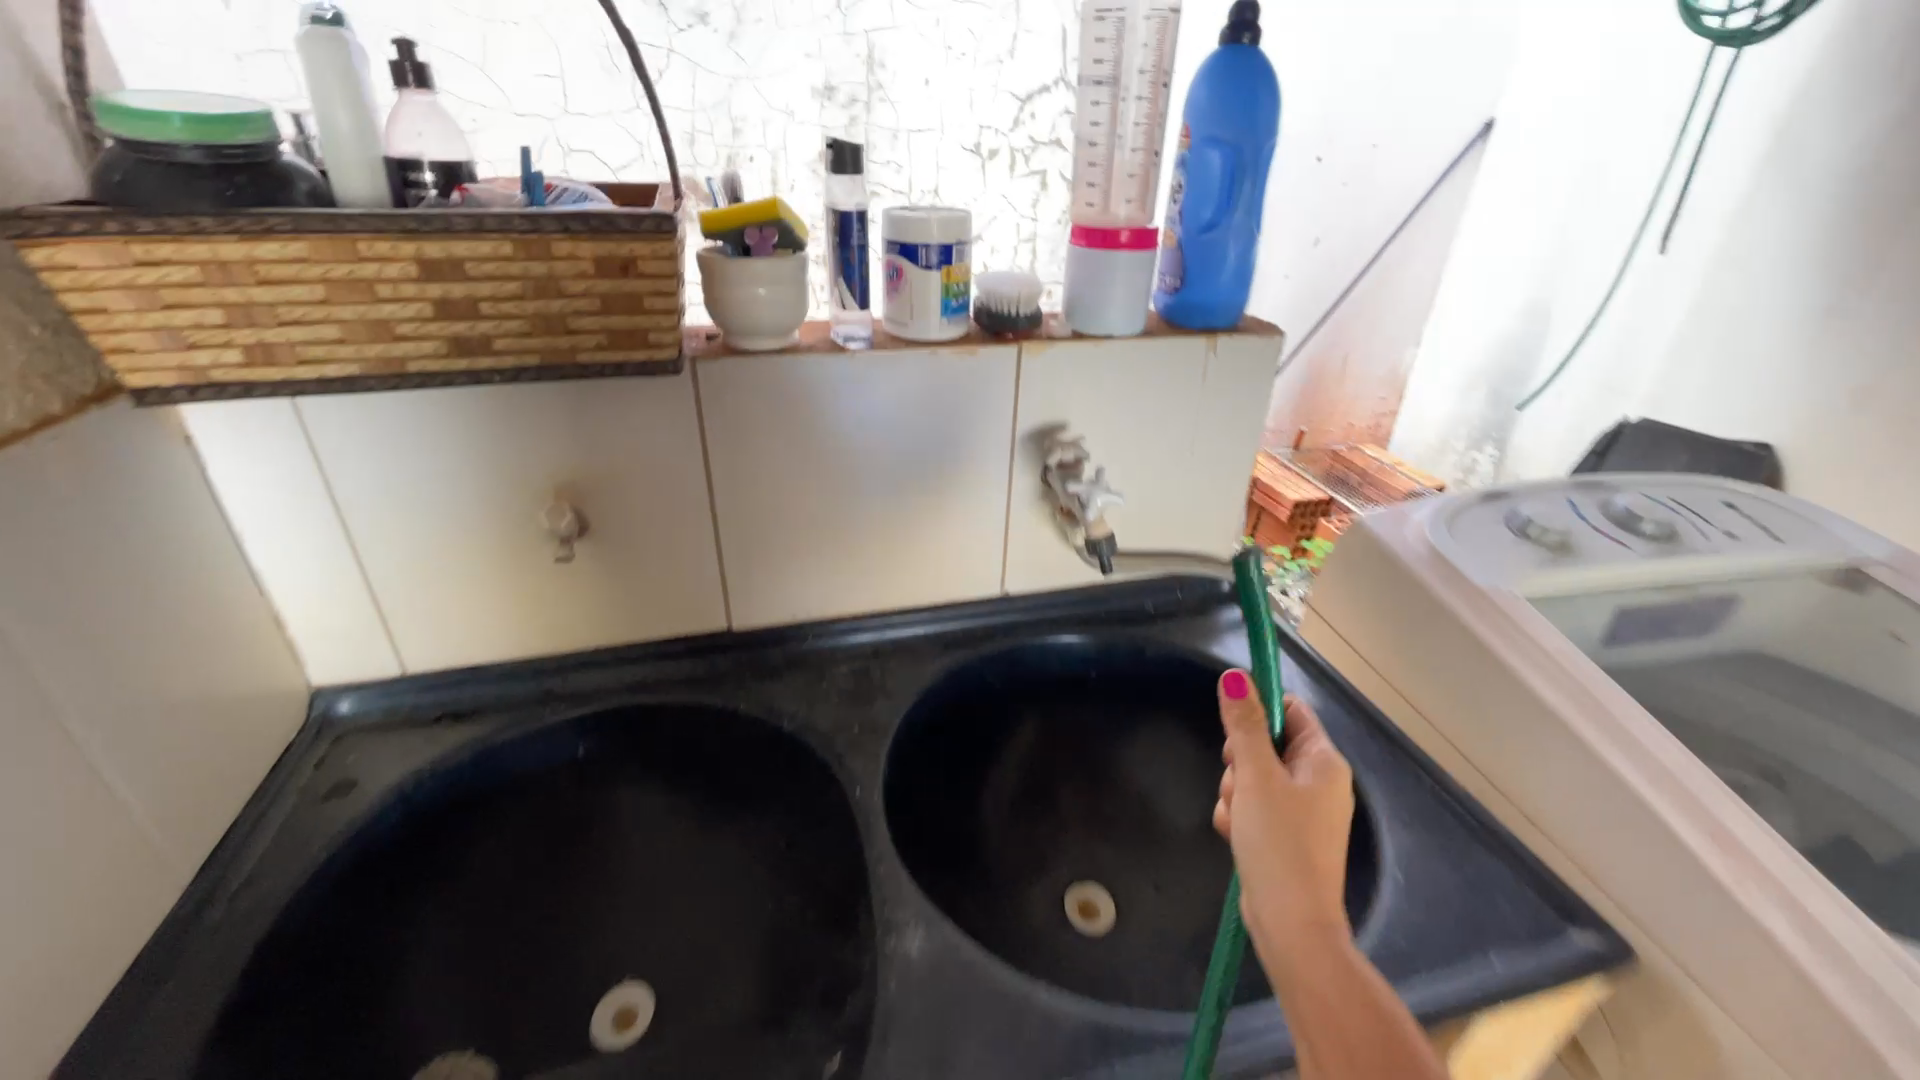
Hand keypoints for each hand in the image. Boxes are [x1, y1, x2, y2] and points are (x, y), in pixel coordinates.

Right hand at [1213, 670, 1355, 944]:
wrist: (1291, 922)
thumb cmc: (1279, 842)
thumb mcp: (1255, 776)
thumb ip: (1243, 724)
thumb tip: (1235, 675)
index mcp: (1324, 761)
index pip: (1291, 711)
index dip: (1259, 712)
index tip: (1233, 729)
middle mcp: (1319, 782)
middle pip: (1267, 745)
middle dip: (1239, 761)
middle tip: (1236, 781)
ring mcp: (1304, 813)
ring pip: (1254, 778)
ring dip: (1234, 792)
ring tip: (1235, 817)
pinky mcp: (1286, 838)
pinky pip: (1255, 808)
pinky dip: (1239, 816)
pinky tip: (1233, 834)